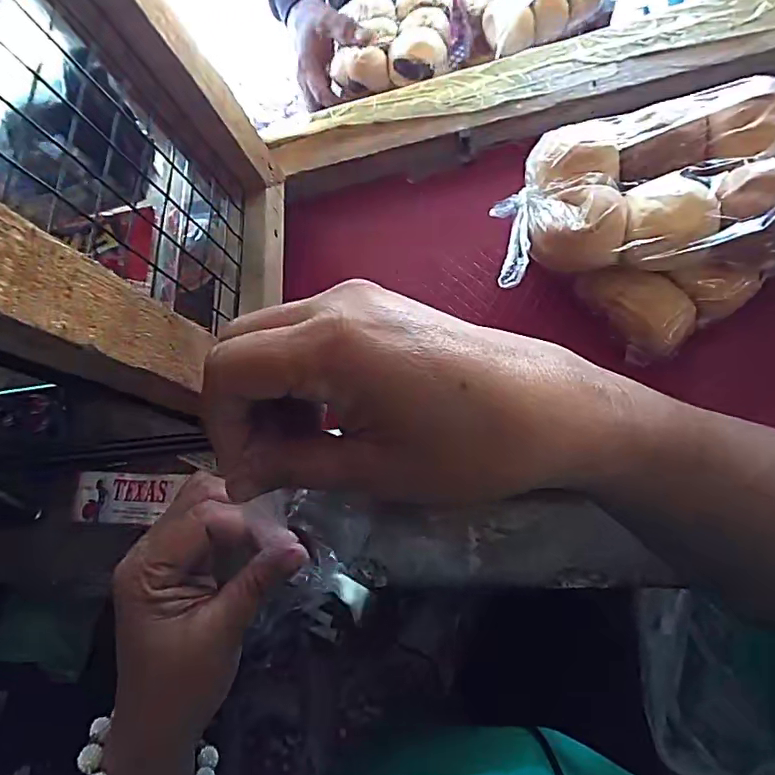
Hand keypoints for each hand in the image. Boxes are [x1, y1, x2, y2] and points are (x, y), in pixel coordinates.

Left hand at [109, 473, 306, 774]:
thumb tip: (298, 545)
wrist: (156, 729)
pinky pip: (208, 531)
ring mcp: (161, 556)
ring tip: (278, 534)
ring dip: (242, 516)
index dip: (247, 522)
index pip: (200, 518)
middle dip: (243, 507)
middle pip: (197, 499)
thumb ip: (255, 582)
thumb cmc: (182, 688)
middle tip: (284, 529)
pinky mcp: (177, 566)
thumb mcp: (222, 634)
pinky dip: (237, 533)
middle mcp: (147, 550)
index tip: (288, 539)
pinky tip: (263, 545)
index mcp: (145, 566)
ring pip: (204, 508)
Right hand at [203, 279, 663, 503]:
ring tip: (296, 443)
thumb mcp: (374, 469)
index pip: (226, 369)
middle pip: (238, 341)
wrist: (554, 405)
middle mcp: (332, 302)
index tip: (247, 475)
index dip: (221, 427)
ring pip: (269, 333)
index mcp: (327, 341)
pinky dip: (294, 371)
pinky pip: (305, 330)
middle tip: (265, 460)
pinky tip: (325, 411)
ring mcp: (354, 296)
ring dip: (264, 388)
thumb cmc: (470, 447)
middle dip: (236, 405)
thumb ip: (292, 465)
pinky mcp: (373, 304)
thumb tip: (241, 478)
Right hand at [286, 0, 361, 110]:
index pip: (321, 95)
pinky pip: (319, 101)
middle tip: (358, 117)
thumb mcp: (329, 18)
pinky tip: (349, 104)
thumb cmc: (313, 18)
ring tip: (356, 114)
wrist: (299, 16)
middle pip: (316, 108)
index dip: (338, 105)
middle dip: (335, 116)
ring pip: (316, 107)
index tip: (358, 107)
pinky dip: (331, 105)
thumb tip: (370, 38)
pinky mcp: (311, 84)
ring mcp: (305, 84)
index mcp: (307, 68)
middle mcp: (303, 80)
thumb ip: (347, 28)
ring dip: (333, 113)